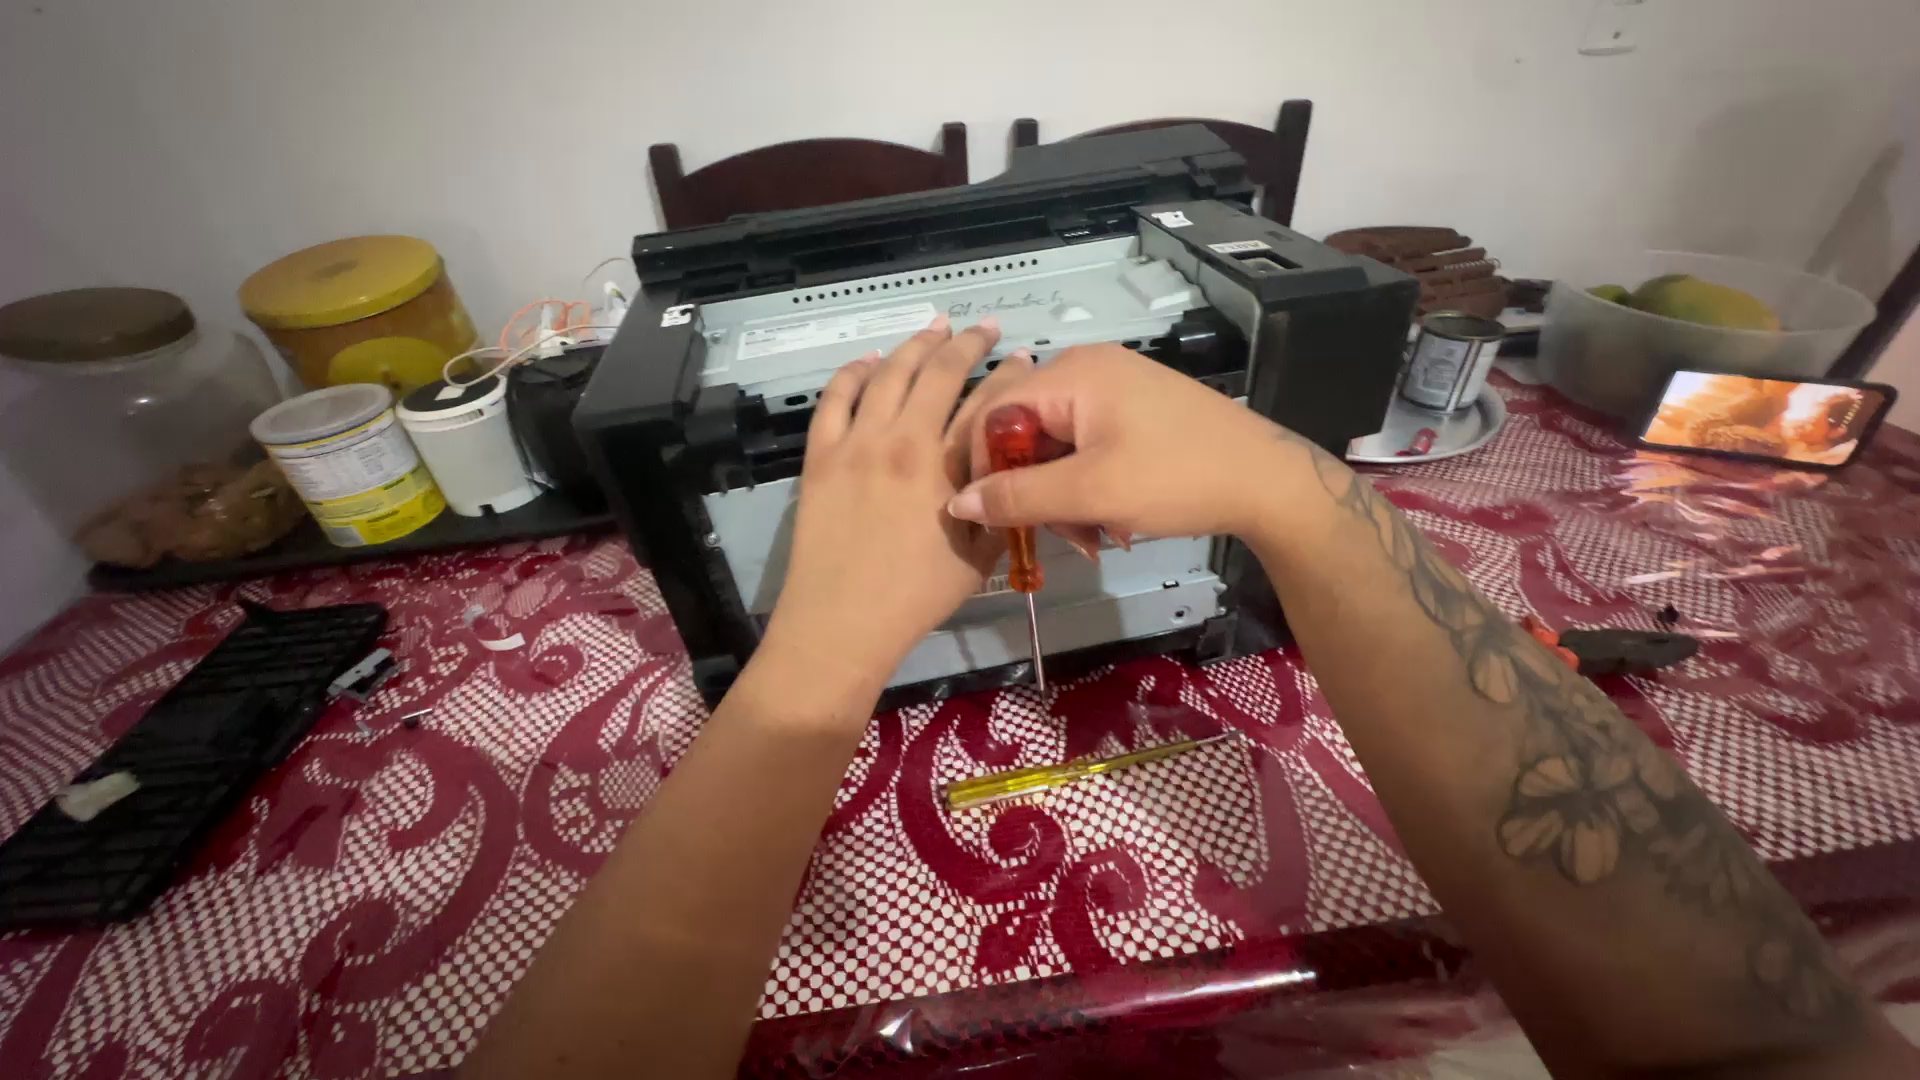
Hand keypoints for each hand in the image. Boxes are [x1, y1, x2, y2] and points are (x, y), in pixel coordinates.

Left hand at [760, 315, 1031, 700]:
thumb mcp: (980, 555)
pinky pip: (835, 397)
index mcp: (946, 466)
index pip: (987, 402)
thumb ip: (996, 504)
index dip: (1009, 375)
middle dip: (967, 342)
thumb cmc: (917, 596)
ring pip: (887, 373)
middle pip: (938, 371)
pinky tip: (868, 361)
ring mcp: (855, 442)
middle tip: (984, 328)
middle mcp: (902, 439)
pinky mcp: (820, 454)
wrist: (843, 620)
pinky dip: (853, 372)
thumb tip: (1008, 474)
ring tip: (935, 328)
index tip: (1021, 359)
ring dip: (914, 345)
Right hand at [946, 343, 1310, 539]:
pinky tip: (1110, 519)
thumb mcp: (1090, 493)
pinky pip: (1087, 447)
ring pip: (1057, 446)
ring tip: (1094, 535)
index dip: (983, 466)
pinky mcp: (1134, 411)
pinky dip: (1088, 485)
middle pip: (1025, 430)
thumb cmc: (1177, 478)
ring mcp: (1115, 388)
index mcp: (1072, 374)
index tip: (991, 515)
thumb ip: (1018, 498)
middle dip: (1034, 489)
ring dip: (1063, 496)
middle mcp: (1087, 369)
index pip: (993, 412)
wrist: (1267, 481)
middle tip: (1058, 534)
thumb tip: (958, 503)